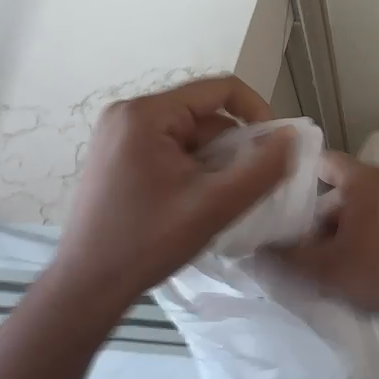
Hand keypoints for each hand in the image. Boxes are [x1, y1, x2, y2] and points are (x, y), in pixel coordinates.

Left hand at [50, 76, 290, 313]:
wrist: (86, 288)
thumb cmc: (148, 242)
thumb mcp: (217, 204)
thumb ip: (264, 167)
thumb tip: (292, 136)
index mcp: (146, 113)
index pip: (222, 90)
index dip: (258, 113)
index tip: (274, 148)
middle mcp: (128, 113)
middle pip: (207, 114)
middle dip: (234, 146)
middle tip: (244, 185)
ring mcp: (119, 134)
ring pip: (193, 134)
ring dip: (216, 161)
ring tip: (218, 199)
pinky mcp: (118, 155)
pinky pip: (174, 147)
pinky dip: (195, 168)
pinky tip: (196, 201)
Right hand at [269, 151, 378, 334]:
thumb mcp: (325, 269)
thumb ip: (286, 258)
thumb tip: (256, 251)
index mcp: (365, 180)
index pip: (324, 162)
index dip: (297, 176)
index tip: (275, 196)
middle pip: (341, 188)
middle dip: (317, 215)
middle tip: (297, 243)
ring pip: (361, 206)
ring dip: (340, 228)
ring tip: (323, 260)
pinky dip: (363, 232)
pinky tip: (354, 264)